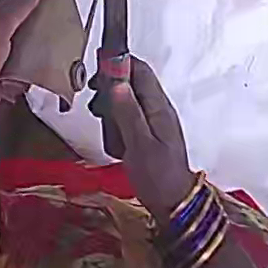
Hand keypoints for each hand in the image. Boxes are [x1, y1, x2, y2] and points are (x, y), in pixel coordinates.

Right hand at [102, 59, 195, 222]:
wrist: (174, 204)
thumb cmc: (157, 176)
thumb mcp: (139, 145)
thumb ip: (128, 113)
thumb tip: (117, 83)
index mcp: (159, 107)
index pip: (141, 71)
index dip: (120, 63)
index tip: (97, 69)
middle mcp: (159, 108)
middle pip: (135, 80)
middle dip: (112, 81)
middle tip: (94, 95)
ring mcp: (156, 119)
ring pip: (132, 95)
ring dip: (113, 98)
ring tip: (98, 113)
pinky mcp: (150, 131)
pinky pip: (132, 111)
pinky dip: (117, 112)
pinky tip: (108, 127)